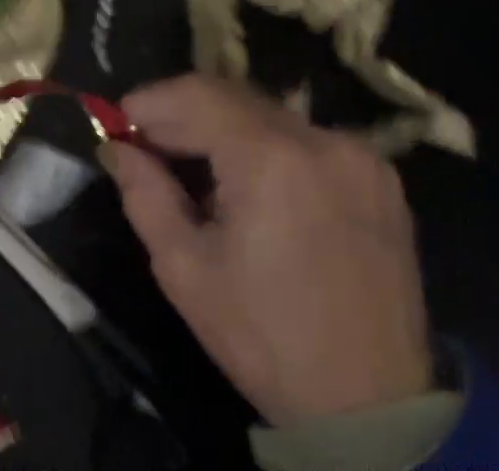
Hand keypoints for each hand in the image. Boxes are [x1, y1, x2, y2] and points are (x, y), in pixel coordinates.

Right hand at [107, 75, 434, 426]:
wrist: (372, 405)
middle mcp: (323, 142)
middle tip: (145, 149)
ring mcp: (361, 160)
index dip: (147, 102)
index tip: (117, 127)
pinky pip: (305, 141)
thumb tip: (118, 147)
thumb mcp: (180, 264)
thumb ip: (143, 190)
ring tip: (193, 173)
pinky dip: (264, 148)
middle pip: (233, 96)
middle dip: (180, 113)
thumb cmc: (261, 334)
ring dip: (221, 130)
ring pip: (269, 116)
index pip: (194, 94)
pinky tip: (247, 190)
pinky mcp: (381, 183)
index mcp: (271, 159)